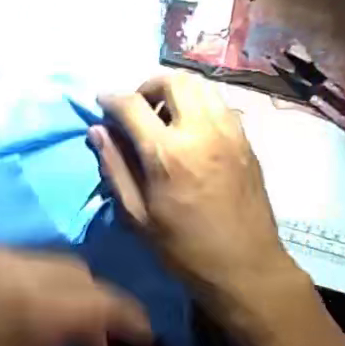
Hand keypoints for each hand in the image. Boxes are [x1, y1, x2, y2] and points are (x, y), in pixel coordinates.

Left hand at [0, 244, 167, 345]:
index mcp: (33, 304)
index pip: (112, 301)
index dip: (137, 325)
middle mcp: (15, 260)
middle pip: (84, 277)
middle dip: (102, 311)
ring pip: (50, 262)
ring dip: (66, 294)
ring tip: (49, 339)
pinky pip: (14, 256)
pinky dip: (31, 281)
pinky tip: (5, 317)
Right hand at [92, 72, 319, 345]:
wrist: (246, 266)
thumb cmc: (184, 249)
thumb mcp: (138, 215)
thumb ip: (116, 167)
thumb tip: (98, 131)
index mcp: (168, 153)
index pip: (132, 104)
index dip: (111, 98)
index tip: (102, 103)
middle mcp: (201, 130)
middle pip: (172, 79)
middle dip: (147, 85)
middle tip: (137, 108)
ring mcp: (229, 130)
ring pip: (200, 85)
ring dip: (176, 91)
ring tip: (164, 117)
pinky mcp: (246, 138)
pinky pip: (219, 103)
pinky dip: (199, 103)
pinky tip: (191, 130)